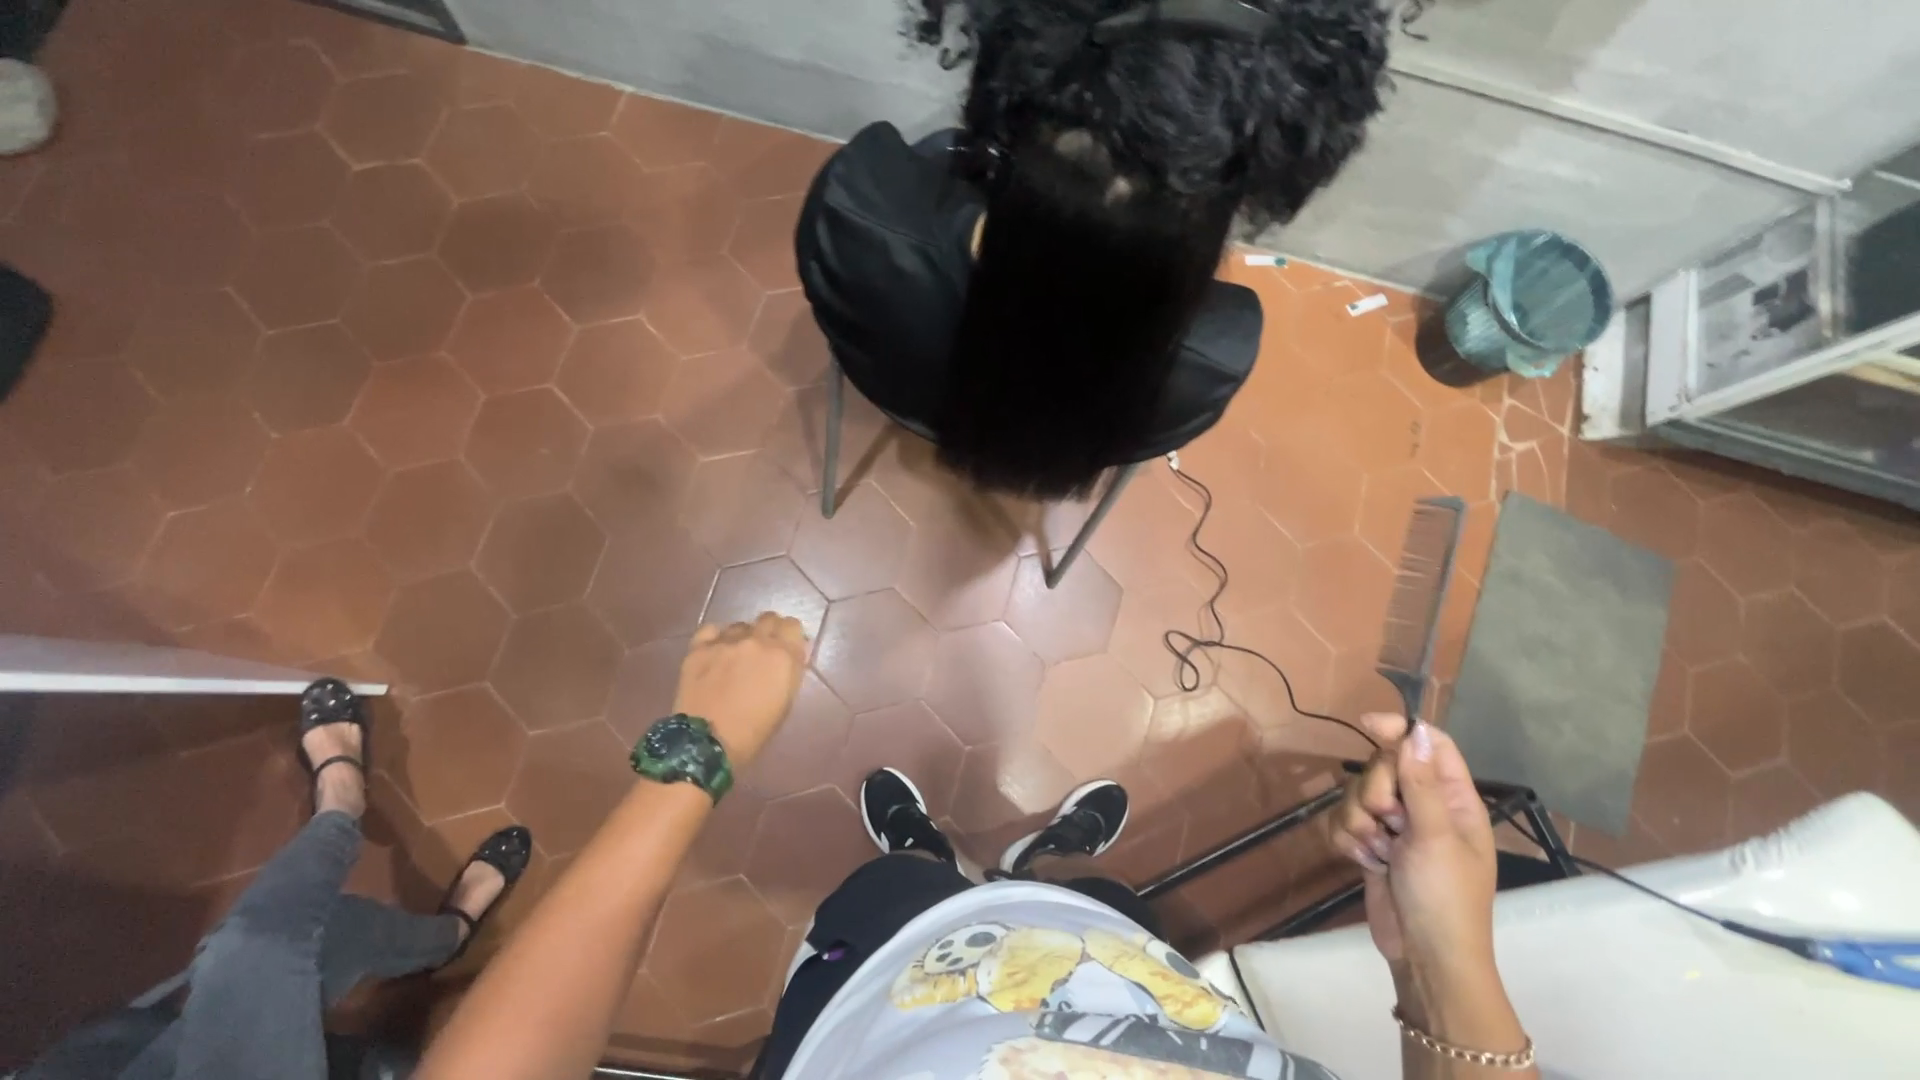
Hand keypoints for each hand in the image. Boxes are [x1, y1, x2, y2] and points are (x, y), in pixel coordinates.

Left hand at [673, 613, 807, 768]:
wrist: (706, 743)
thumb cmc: (753, 732)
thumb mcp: (785, 702)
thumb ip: (790, 671)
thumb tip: (790, 654)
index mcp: (783, 656)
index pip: (793, 626)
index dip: (790, 636)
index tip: (786, 648)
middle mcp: (757, 641)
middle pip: (768, 619)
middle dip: (769, 632)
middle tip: (763, 652)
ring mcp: (726, 641)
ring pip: (740, 625)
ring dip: (743, 637)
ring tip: (735, 658)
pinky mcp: (699, 647)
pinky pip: (712, 630)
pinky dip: (717, 638)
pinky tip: (716, 652)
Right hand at [1328, 714, 1496, 974]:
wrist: (1425, 957)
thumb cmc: (1445, 897)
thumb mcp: (1436, 836)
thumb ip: (1421, 782)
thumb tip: (1415, 731)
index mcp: (1454, 799)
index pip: (1429, 744)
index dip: (1400, 729)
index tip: (1367, 724)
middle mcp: (1424, 807)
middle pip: (1383, 766)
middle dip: (1375, 792)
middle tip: (1391, 822)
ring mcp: (1395, 827)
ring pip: (1357, 795)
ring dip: (1360, 823)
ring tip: (1380, 853)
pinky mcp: (1370, 846)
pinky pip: (1342, 823)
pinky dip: (1348, 842)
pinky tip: (1366, 863)